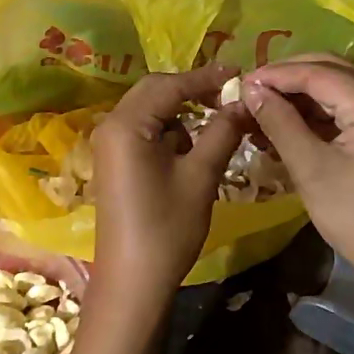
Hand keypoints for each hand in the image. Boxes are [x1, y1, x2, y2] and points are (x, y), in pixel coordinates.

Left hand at [92, 65, 245, 319]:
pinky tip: (191, 152)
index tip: (238, 73)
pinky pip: (144, 132)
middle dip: (192, 92)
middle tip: (229, 97)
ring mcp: (110, 146)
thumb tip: (243, 102)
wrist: (133, 280)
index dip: (205, 77)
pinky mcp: (115, 163)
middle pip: (155, 92)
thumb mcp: (200, 176)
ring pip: (150, 113)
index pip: (169, 85)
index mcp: (127, 125)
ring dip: (182, 114)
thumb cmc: (167, 227)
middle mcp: (111, 127)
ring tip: (216, 128)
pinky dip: (169, 133)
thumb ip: (222, 132)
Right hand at [242, 55, 353, 288]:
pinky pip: (343, 108)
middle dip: (286, 78)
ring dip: (297, 96)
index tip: (239, 83)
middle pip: (328, 70)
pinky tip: (284, 126)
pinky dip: (312, 113)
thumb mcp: (312, 170)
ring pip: (334, 88)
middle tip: (248, 92)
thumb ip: (280, 123)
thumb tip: (251, 90)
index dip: (275, 74)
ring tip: (260, 110)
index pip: (316, 72)